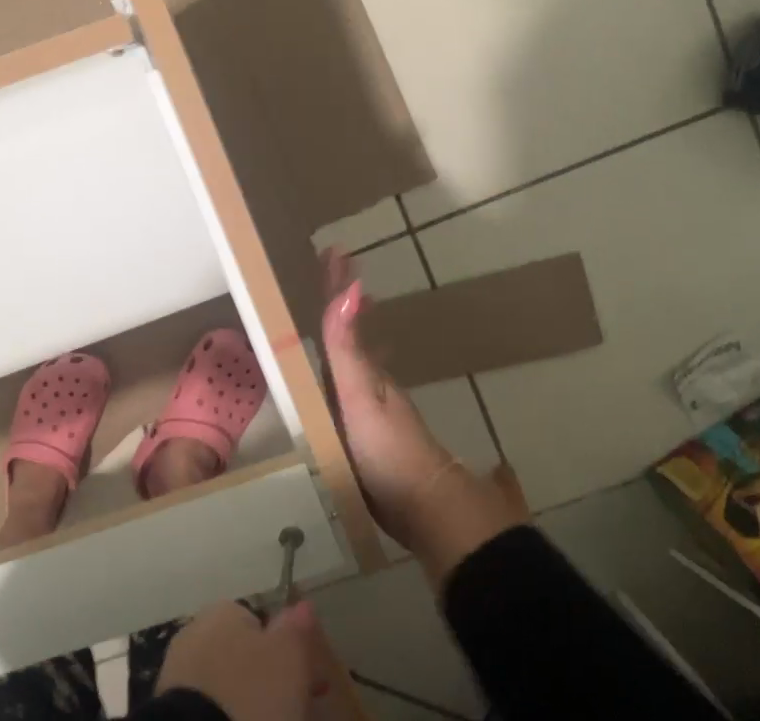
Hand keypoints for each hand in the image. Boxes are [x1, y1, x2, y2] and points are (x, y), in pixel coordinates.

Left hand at [157, 601, 319, 720]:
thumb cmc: (252, 690)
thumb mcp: (289, 656)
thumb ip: (296, 628)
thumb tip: (302, 605)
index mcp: (222, 611)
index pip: (260, 623)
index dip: (288, 652)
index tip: (310, 680)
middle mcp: (196, 631)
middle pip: (243, 652)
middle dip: (269, 677)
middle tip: (296, 706)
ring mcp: (179, 669)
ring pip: (226, 679)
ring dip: (247, 695)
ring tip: (269, 716)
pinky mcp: (173, 704)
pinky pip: (210, 702)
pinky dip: (227, 711)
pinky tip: (241, 720)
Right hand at [322, 253, 528, 587]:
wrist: (424, 509)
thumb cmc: (389, 448)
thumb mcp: (361, 394)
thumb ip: (349, 347)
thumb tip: (352, 290)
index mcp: (366, 371)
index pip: (347, 317)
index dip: (339, 285)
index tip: (335, 250)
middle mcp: (371, 383)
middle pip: (353, 334)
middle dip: (344, 302)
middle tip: (335, 272)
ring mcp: (374, 411)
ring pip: (357, 361)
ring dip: (350, 333)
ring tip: (345, 311)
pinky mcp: (370, 438)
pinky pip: (353, 392)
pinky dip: (350, 373)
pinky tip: (347, 384)